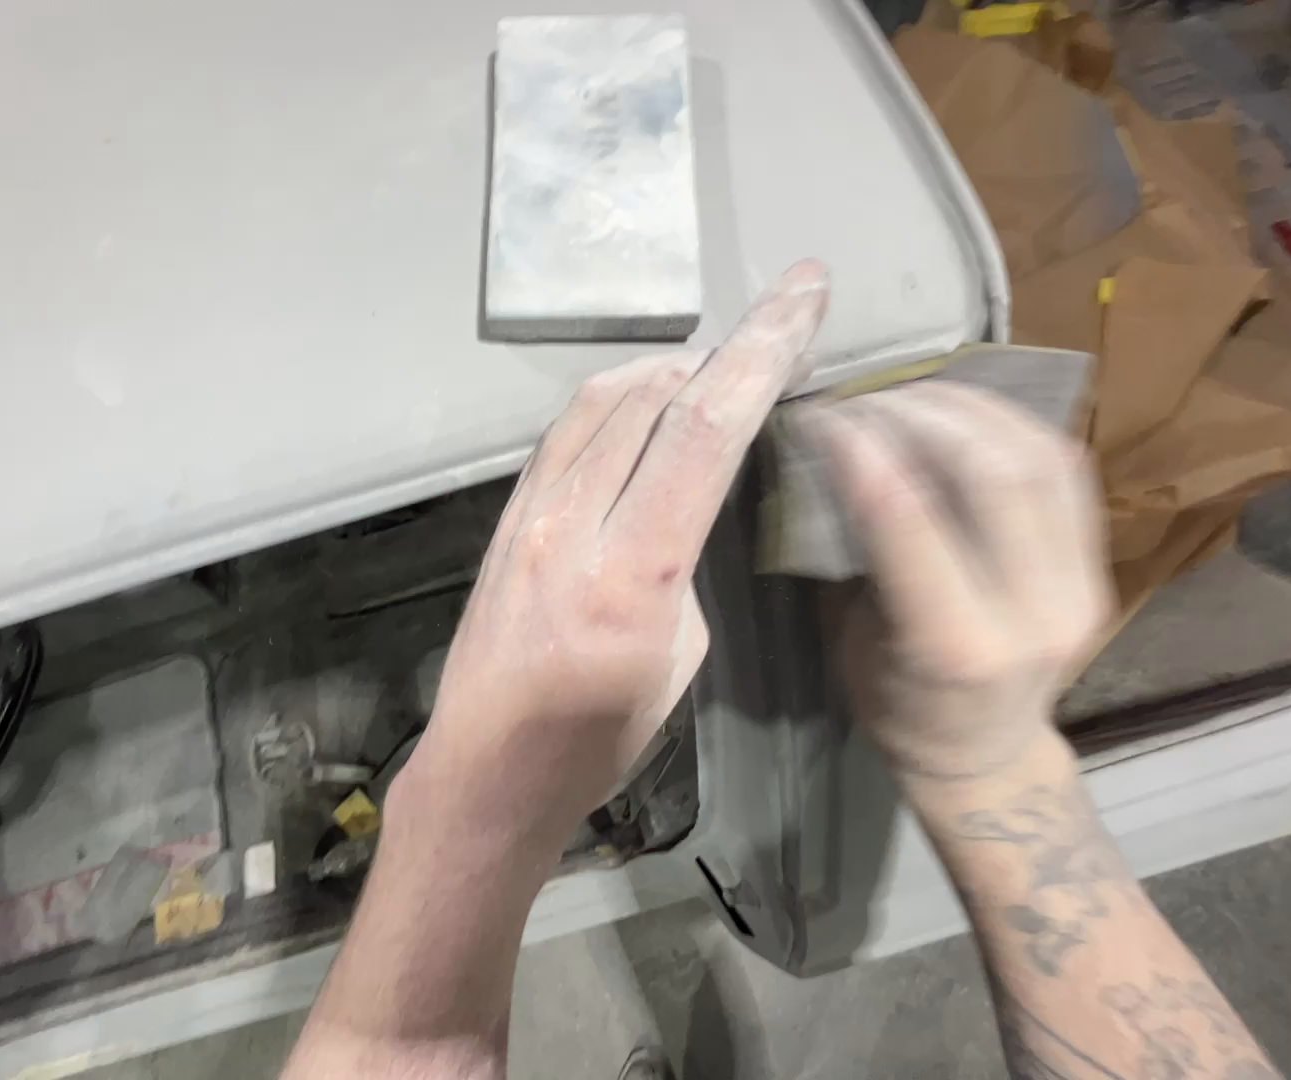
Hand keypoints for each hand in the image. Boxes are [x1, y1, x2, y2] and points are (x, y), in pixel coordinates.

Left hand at [400, 261, 830, 846]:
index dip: (762, 352)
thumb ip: (681, 563)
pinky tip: (642, 401)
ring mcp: (526, 515)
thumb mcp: (676, 661)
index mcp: (630, 574)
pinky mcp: (504, 518)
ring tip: (713, 361)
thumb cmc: (595, 739)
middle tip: (774, 321)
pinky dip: (613, 402)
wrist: (487, 768)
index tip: (802, 295)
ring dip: (665, 369)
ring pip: (600, 403)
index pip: (705, 431)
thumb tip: (680, 498)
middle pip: (653, 400)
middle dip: (725, 347)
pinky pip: (563, 435)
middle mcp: (570, 525)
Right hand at [805, 382, 1111, 779]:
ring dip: (970, 409)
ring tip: (913, 391)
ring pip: (1039, 461)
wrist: (982, 751)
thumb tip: (838, 462)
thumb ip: (854, 554)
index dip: (862, 453)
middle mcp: (1033, 613)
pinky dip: (1012, 426)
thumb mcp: (850, 639)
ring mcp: (1080, 587)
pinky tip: (967, 411)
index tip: (822, 417)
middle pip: (992, 475)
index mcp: (953, 646)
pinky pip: (1066, 471)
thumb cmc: (895, 705)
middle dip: (920, 416)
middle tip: (866, 398)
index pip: (909, 520)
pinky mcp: (1098, 567)